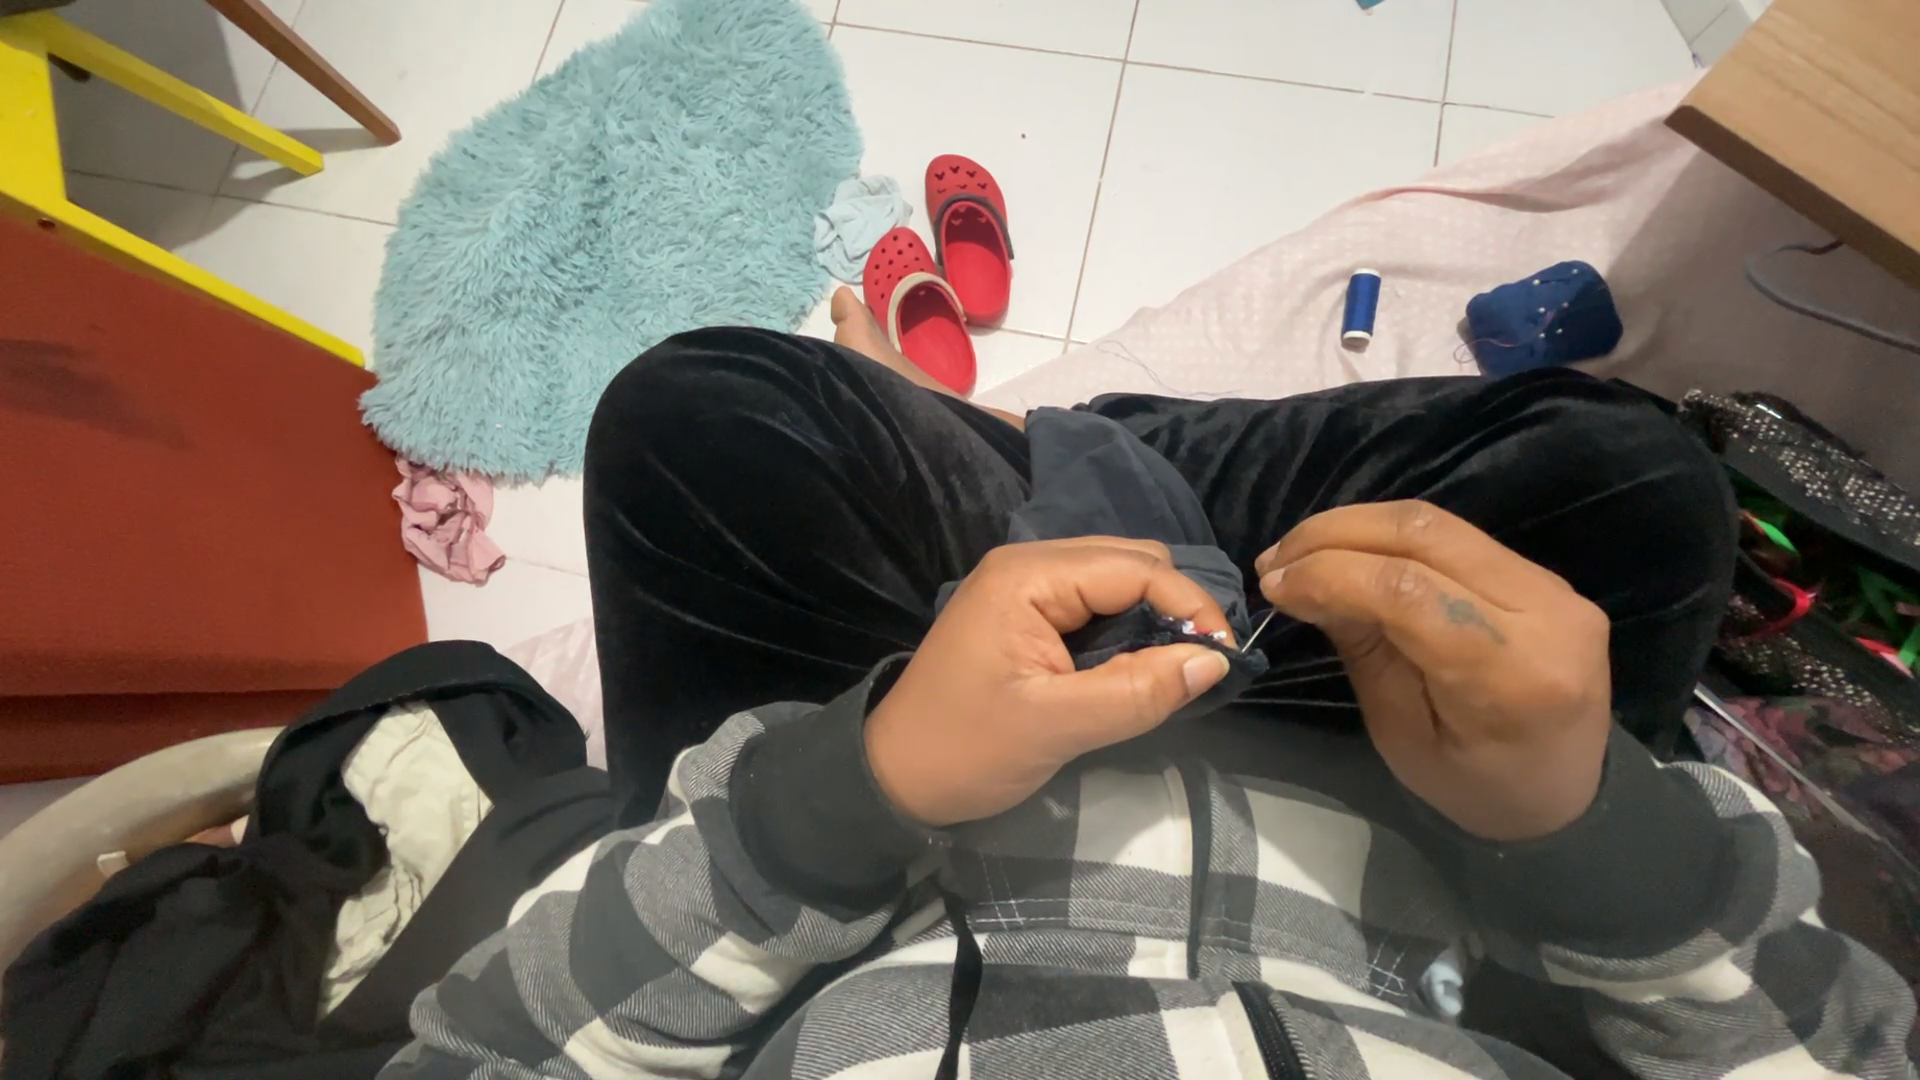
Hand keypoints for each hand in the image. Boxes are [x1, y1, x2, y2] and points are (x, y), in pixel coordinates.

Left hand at [865, 538, 1234, 826]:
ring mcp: (1023, 585)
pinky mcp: (1025, 612)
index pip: (1134, 567)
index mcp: (1027, 577)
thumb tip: (1214, 661)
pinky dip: (1124, 628)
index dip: (1189, 605)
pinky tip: (1133, 665)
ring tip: (1170, 670)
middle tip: (1198, 667)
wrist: (895, 774)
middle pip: (1128, 561)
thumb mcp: (1055, 727)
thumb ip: (1136, 691)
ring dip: (1151, 618)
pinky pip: (1093, 603)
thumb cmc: (965, 749)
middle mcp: (1027, 564)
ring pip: (1115, 580)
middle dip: (1173, 606)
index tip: (1222, 660)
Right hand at [1256, 501, 1612, 840]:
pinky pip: (1445, 534)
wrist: (1565, 792)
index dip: (1327, 574)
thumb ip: (1358, 645)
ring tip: (1295, 552)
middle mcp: (1544, 612)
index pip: (1406, 590)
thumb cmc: (1470, 782)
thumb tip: (1296, 584)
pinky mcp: (1535, 573)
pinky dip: (1378, 534)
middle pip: (1421, 534)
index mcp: (1511, 674)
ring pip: (1431, 522)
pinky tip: (1340, 552)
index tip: (1272, 585)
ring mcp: (1548, 584)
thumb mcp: (1397, 730)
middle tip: (1273, 561)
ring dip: (1349, 526)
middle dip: (1331, 535)